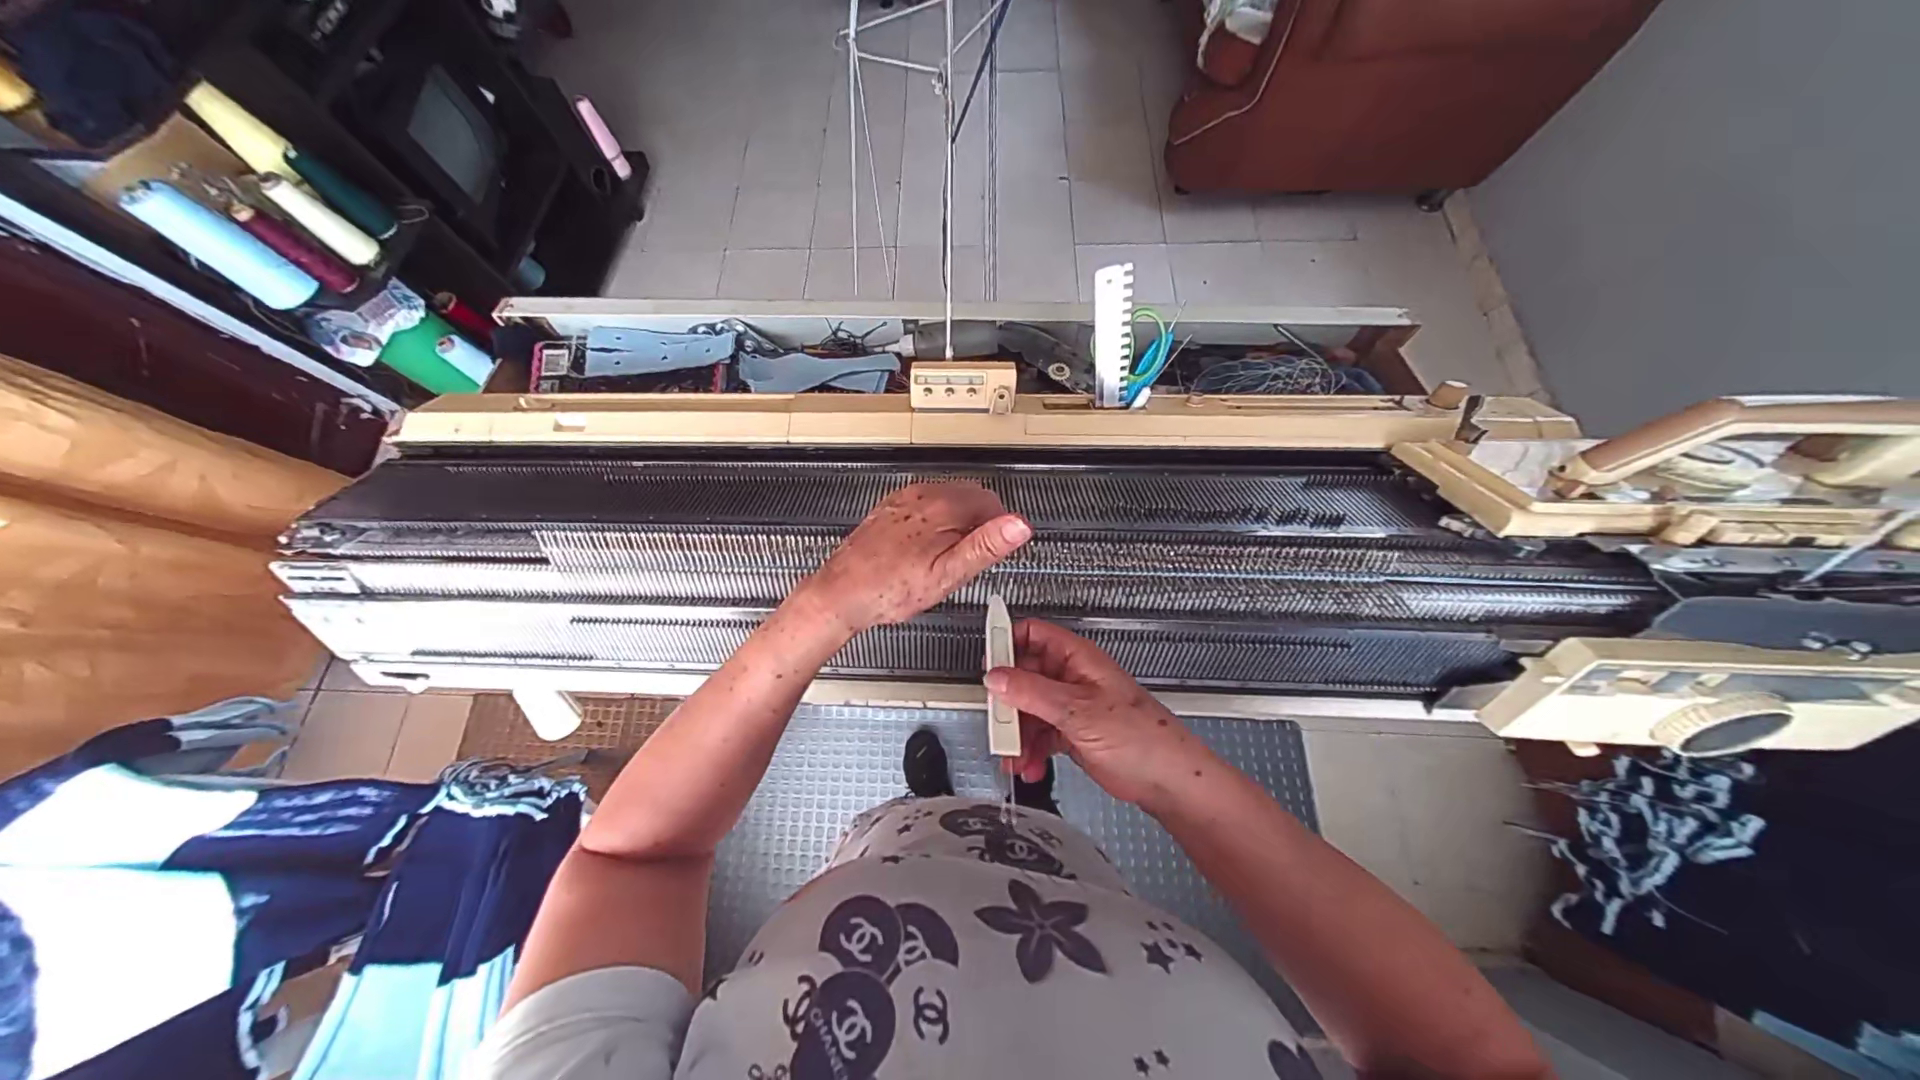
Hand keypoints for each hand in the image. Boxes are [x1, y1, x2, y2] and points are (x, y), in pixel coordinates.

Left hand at [793, 482, 1031, 637]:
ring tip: (945, 558)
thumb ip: (986, 546)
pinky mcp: (889, 510)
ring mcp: (902, 501)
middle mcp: (921, 495)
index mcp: (942, 506)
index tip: (992, 550)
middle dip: (978, 524)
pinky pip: (923, 508)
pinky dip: (932, 524)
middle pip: (970, 497)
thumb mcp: (948, 574)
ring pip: (946, 501)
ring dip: (956, 522)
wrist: (841, 593)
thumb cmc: (888, 589)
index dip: (998, 530)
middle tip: (969, 558)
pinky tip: (922, 552)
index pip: (992, 502)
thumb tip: (1018, 525)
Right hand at [987, 619, 1217, 807]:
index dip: (1006, 644)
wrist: (1167, 779)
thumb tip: (995, 676)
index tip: (986, 664)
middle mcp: (1071, 678)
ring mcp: (1070, 706)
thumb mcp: (1078, 710)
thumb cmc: (1143, 736)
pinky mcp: (1071, 732)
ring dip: (1017, 734)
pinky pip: (1038, 735)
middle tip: (999, 723)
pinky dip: (1030, 751)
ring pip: (1027, 710)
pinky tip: (1030, 766)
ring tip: (1015, 756)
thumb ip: (1032, 691)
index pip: (1032, 634)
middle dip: (1007, 703)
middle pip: (1022, 677)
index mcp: (1076, 658)